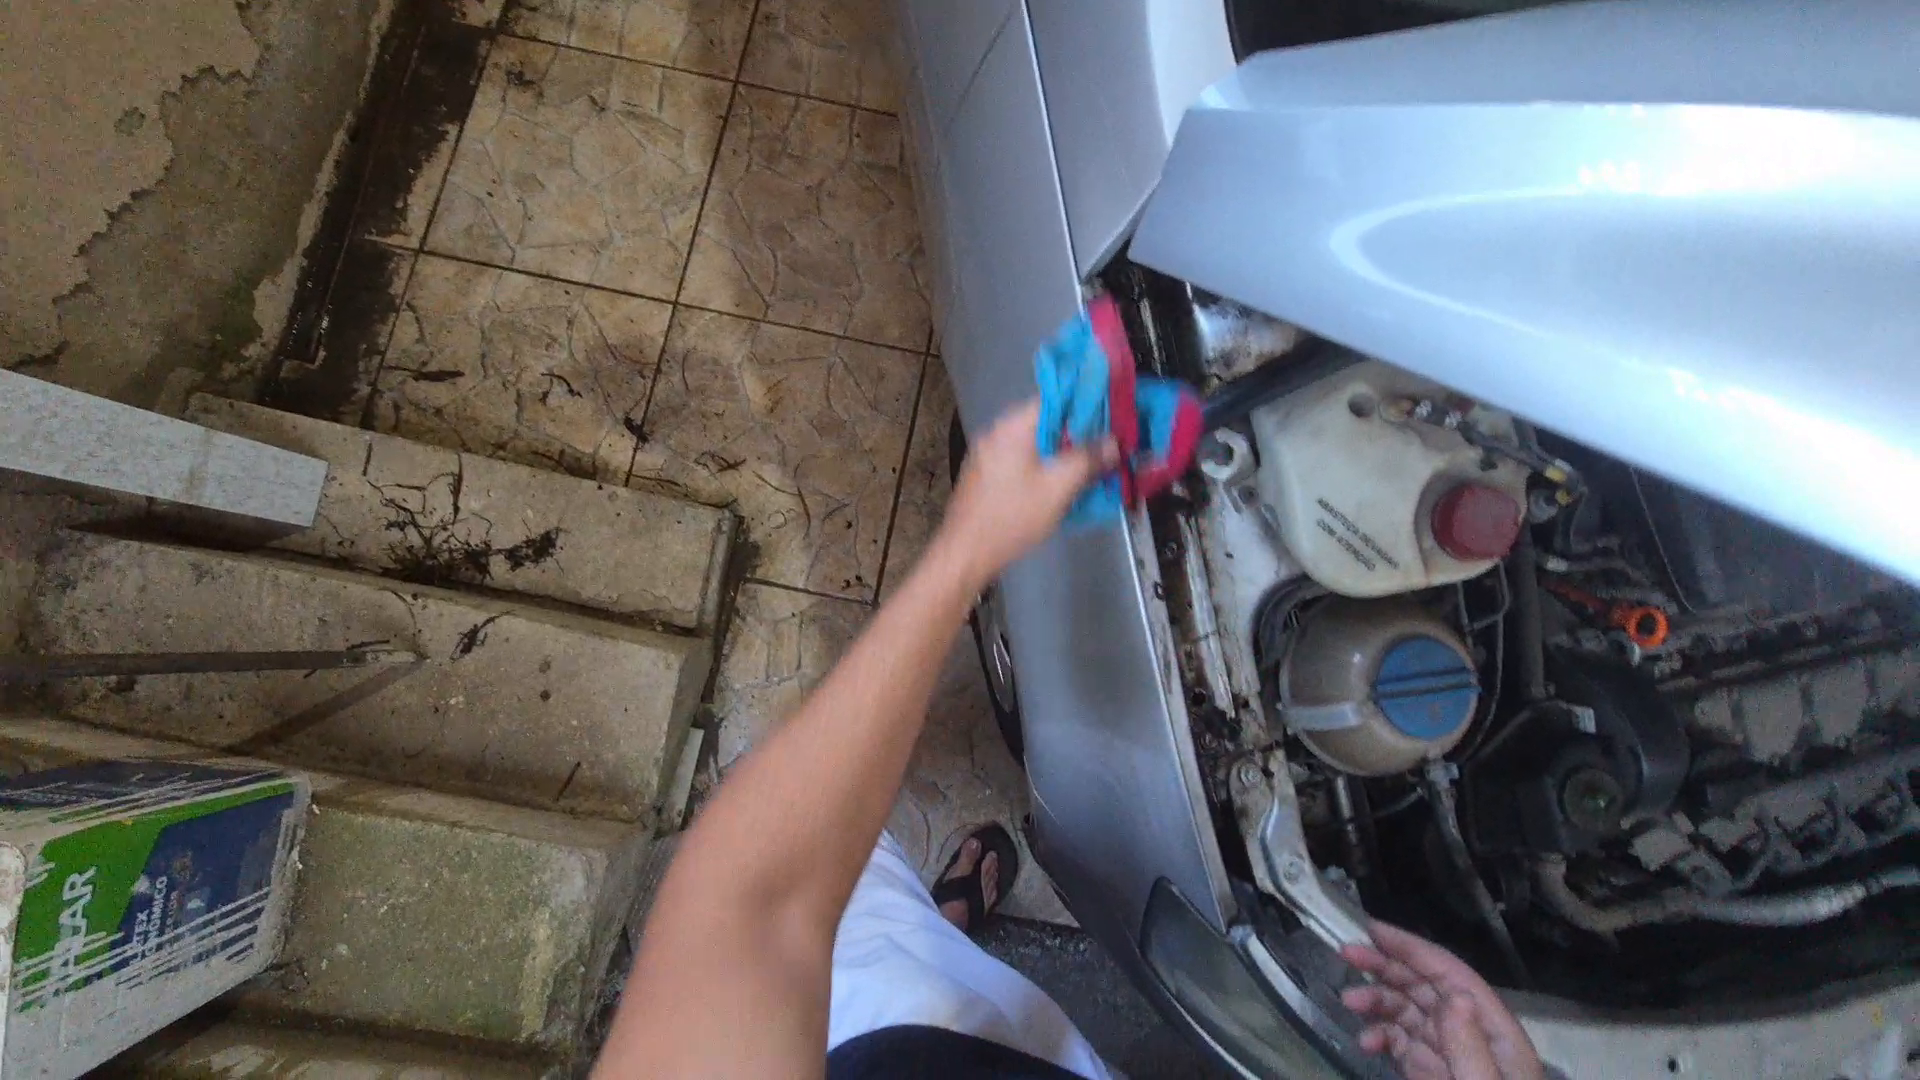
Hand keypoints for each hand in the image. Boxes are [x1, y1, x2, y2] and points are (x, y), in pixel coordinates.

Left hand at [931, 399, 1115, 587]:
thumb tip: (1113, 443)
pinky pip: (1021, 462)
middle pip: (1046, 423)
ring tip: (1089, 469)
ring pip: (1034, 445)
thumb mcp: (1058, 488)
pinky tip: (1060, 486)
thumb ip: (1087, 460)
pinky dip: (1042, 468)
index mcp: (1013, 426)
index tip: (1111, 417)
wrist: (965, 553)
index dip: (1086, 405)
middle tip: (1106, 448)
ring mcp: (988, 455)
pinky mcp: (986, 476)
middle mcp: (997, 433)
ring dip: (1061, 455)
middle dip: (1078, 435)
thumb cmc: (1011, 517)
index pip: (1055, 398)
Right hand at [1340, 921, 1544, 1079]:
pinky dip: (1380, 1035)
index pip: (1452, 976)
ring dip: (1377, 1000)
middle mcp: (1473, 1038)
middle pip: (1426, 987)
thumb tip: (1453, 996)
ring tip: (1349, 1005)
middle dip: (1385, 967)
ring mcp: (1451, 1057)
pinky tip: (1365, 1043)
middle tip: (1344, 954)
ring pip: (1409, 1010)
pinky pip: (1402, 1042)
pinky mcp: (1431, 1075)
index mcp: (1496, 1036)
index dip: (1413, 948)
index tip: (1372, 929)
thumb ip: (1471, 1050)